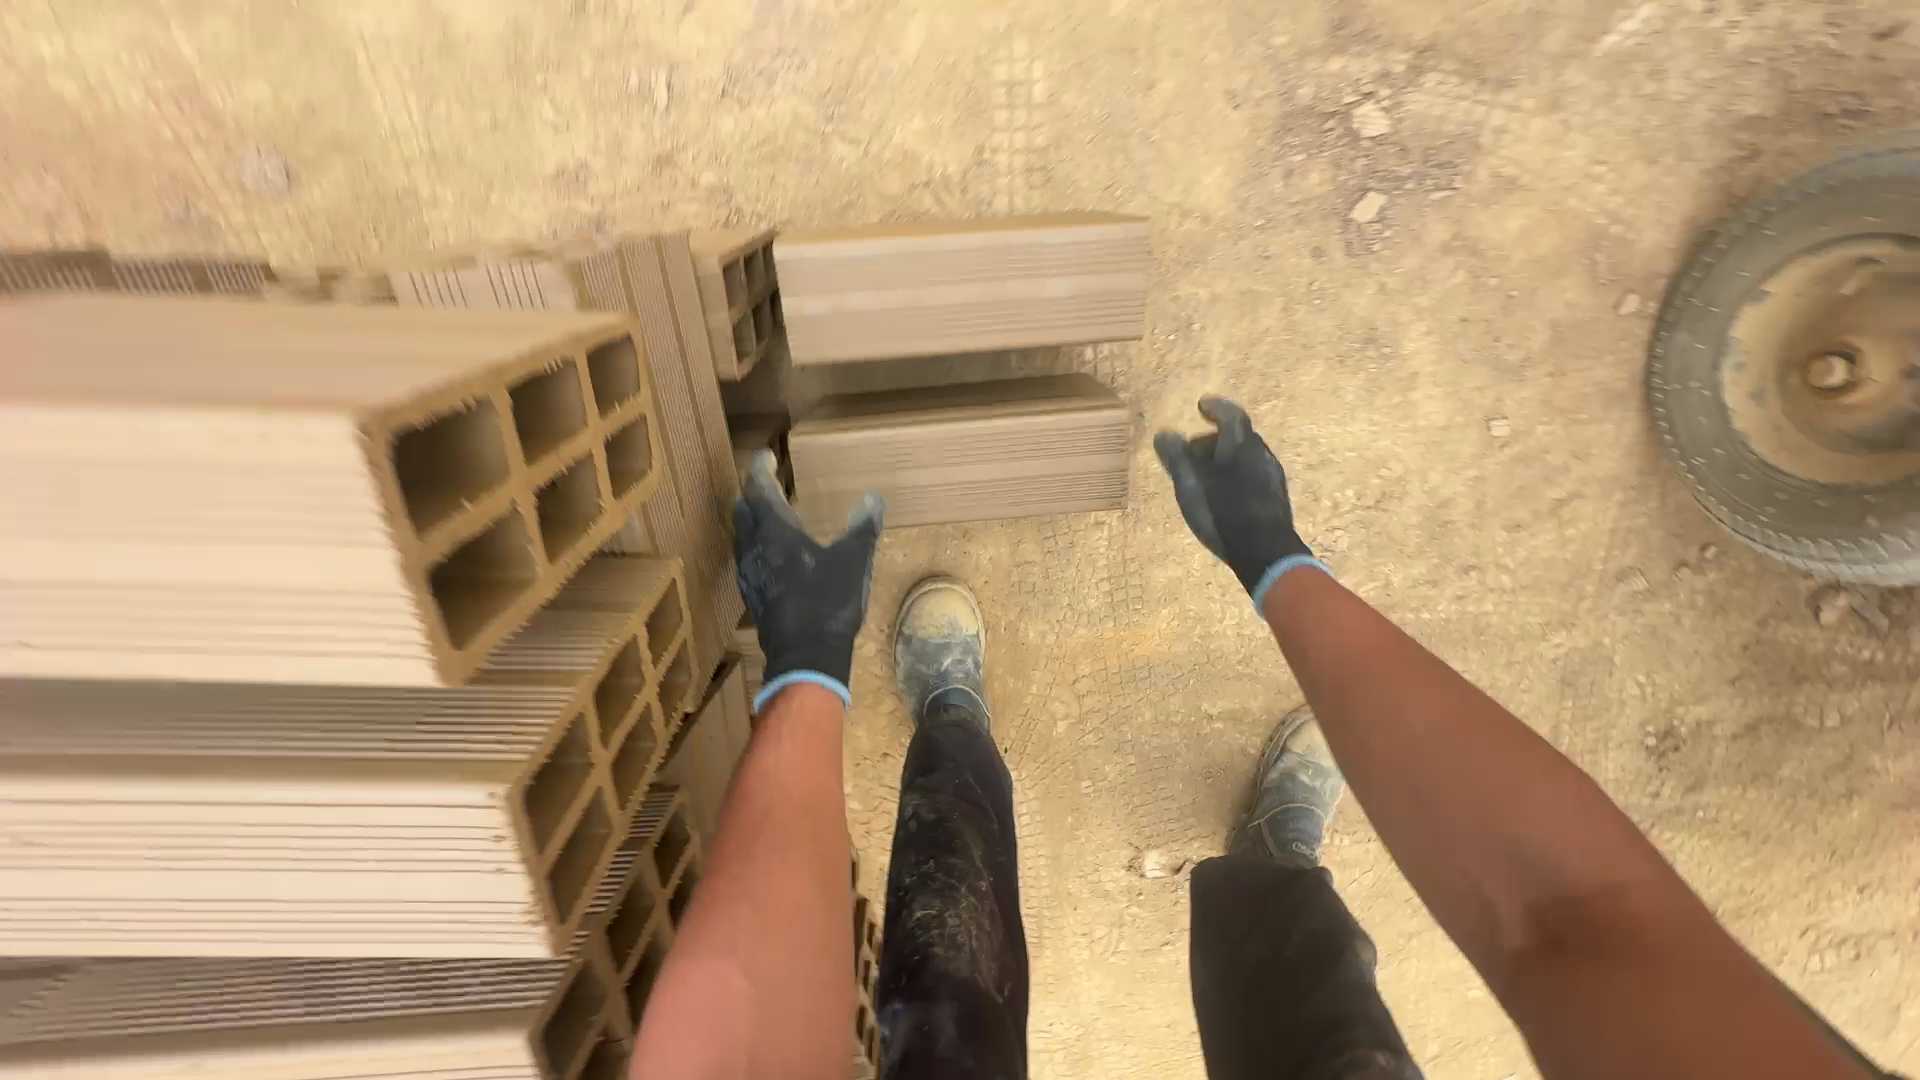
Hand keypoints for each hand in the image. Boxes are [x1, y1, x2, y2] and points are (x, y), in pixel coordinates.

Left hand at [733, 450, 883, 709]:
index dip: (760, 469)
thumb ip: (862, 526)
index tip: (766, 455)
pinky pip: (748, 558)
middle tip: (767, 482)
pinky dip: (756, 545)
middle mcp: (755, 548)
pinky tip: (771, 554)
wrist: (806, 656)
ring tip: (767, 514)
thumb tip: (873, 496)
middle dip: (753, 492)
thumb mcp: (854, 561)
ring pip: (742, 535)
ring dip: (752, 519)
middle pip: (744, 510)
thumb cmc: (829, 603)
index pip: (759, 489)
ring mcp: (750, 574)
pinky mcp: (753, 595)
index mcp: (776, 532)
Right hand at [1153, 396, 1321, 605]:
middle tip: (1193, 448)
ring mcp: (1272, 477)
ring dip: (1225, 458)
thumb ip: (1176, 457)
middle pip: (1238, 436)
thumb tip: (1164, 434)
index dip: (1216, 407)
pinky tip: (1223, 494)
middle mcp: (1261, 454)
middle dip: (1214, 438)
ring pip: (1246, 457)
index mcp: (1240, 446)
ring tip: (1204, 474)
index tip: (1202, 405)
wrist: (1265, 551)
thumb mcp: (1190, 484)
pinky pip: (1252, 475)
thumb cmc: (1222, 512)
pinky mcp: (1275, 498)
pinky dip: (1235, 475)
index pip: (1231, 415)